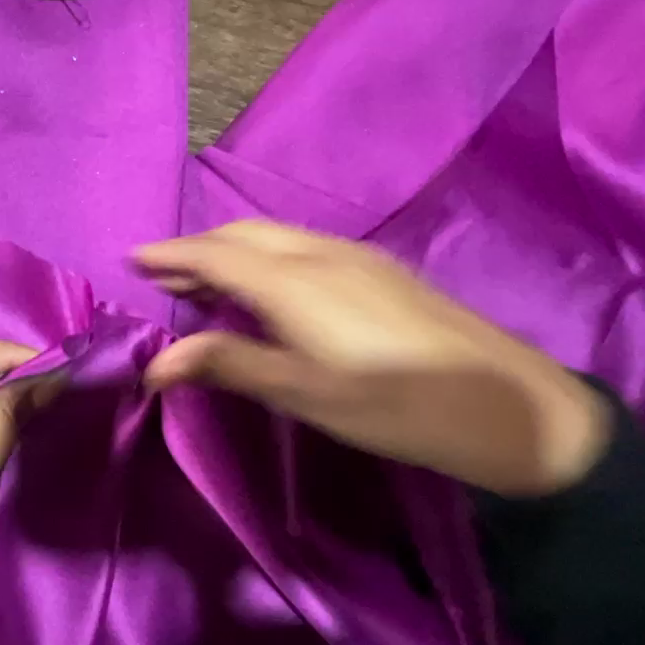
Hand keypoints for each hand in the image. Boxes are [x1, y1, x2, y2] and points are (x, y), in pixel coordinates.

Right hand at [133, 221, 609, 496]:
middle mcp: (318, 253)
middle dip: (195, 250)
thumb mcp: (303, 392)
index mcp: (293, 280)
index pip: (214, 254)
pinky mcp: (377, 270)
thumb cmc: (394, 406)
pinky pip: (297, 246)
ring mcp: (353, 256)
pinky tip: (264, 289)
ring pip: (271, 237)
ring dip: (228, 251)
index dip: (170, 255)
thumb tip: (154, 364)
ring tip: (202, 283)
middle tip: (160, 277)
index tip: (132, 259)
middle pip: (240, 235)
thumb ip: (228, 365)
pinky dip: (261, 257)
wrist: (512, 408)